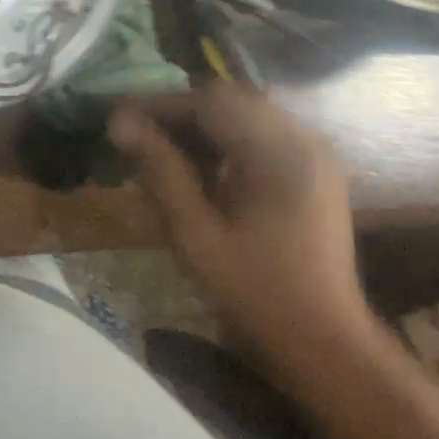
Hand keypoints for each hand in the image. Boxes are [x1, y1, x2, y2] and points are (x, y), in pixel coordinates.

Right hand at [108, 83, 375, 362]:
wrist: (322, 337)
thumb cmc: (252, 287)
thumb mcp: (193, 230)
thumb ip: (159, 169)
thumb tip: (118, 121)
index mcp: (278, 154)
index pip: (209, 102)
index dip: (157, 104)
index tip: (116, 120)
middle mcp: (303, 142)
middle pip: (230, 100)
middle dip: (177, 111)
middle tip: (134, 134)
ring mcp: (314, 156)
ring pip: (245, 113)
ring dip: (199, 124)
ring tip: (159, 149)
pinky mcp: (314, 173)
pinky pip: (262, 133)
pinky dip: (224, 138)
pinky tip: (198, 166)